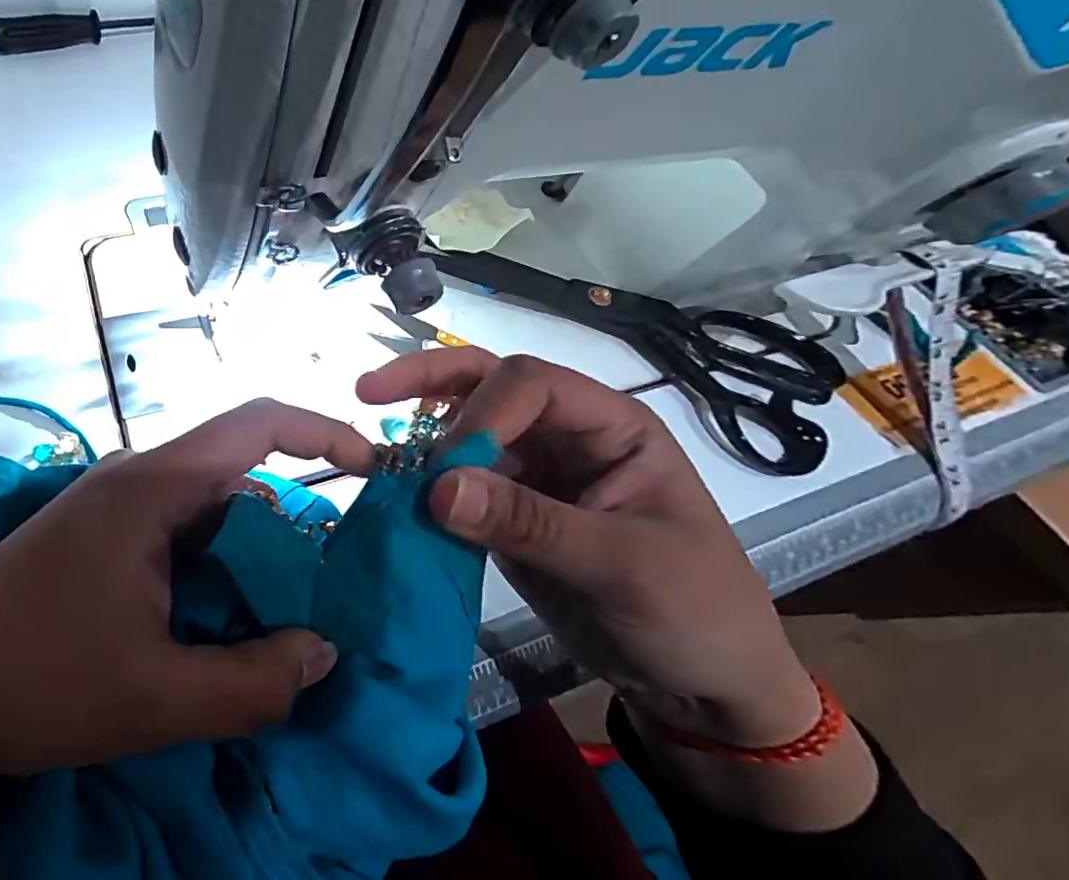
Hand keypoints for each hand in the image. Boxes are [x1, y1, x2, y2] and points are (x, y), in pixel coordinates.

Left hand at [0, 398, 374, 776]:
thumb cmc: (28, 680)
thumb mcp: (152, 701)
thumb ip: (251, 684)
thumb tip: (322, 654)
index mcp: (154, 487)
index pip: (258, 422)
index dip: (325, 433)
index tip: (373, 469)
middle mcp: (139, 476)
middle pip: (241, 468)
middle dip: (297, 516)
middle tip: (333, 580)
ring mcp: (116, 502)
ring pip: (213, 505)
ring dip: (254, 549)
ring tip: (284, 611)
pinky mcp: (102, 531)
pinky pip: (182, 529)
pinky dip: (218, 563)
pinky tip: (222, 618)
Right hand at [357, 349, 816, 747]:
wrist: (700, 688)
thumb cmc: (693, 613)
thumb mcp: (622, 566)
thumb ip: (528, 522)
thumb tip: (435, 489)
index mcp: (610, 425)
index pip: (531, 384)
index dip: (480, 414)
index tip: (445, 470)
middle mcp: (566, 435)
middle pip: (489, 383)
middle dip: (429, 381)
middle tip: (368, 391)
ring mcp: (533, 472)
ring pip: (464, 429)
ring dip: (418, 432)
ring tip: (371, 446)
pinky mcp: (508, 512)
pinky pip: (457, 484)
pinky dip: (422, 484)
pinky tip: (389, 488)